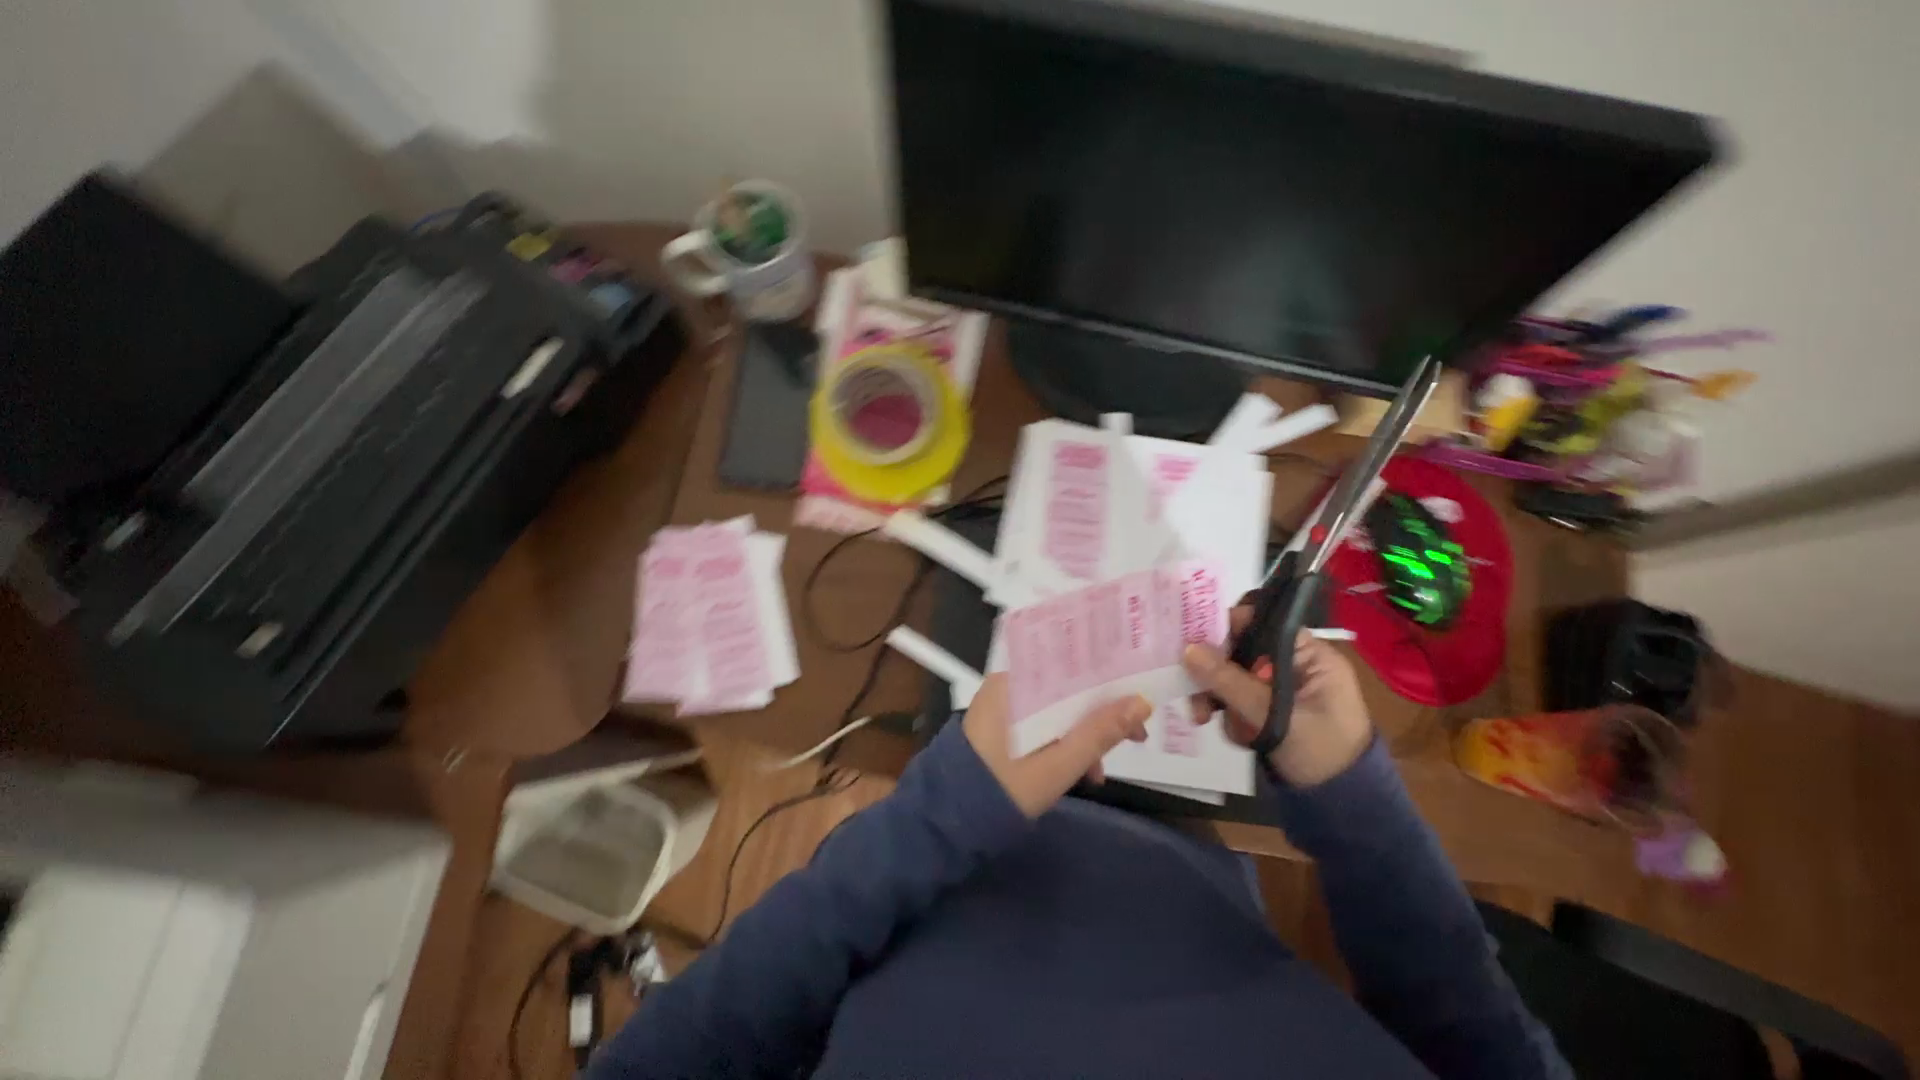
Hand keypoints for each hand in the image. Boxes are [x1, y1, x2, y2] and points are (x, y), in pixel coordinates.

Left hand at [962, 673, 1151, 817]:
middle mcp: (1006, 686)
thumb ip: (1100, 732)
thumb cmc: (1005, 789)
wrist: (949, 824)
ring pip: (1057, 709)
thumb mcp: (1059, 764)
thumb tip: (1142, 701)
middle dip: (1100, 713)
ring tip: (1098, 772)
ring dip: (1084, 734)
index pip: (1070, 665)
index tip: (1140, 697)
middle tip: (1135, 737)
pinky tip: (1078, 771)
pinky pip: (1043, 724)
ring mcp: (1002, 708)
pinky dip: (1063, 742)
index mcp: (1013, 683)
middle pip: (1067, 688)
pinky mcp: (1001, 729)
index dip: (1108, 679)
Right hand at [1182, 605, 1372, 786]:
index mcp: (1311, 656)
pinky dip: (1231, 717)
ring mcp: (1283, 690)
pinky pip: (1240, 702)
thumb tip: (1188, 649)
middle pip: (1242, 653)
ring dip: (1218, 699)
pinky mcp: (1273, 712)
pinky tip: (1238, 737)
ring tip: (1204, 719)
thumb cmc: (1321, 753)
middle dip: (1215, 674)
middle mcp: (1296, 665)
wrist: (1343, 806)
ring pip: (1235, 679)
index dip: (1226, 629)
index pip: (1262, 624)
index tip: (1192, 646)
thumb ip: (1231, 683)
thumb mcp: (1275, 717)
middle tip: (1195, 697)